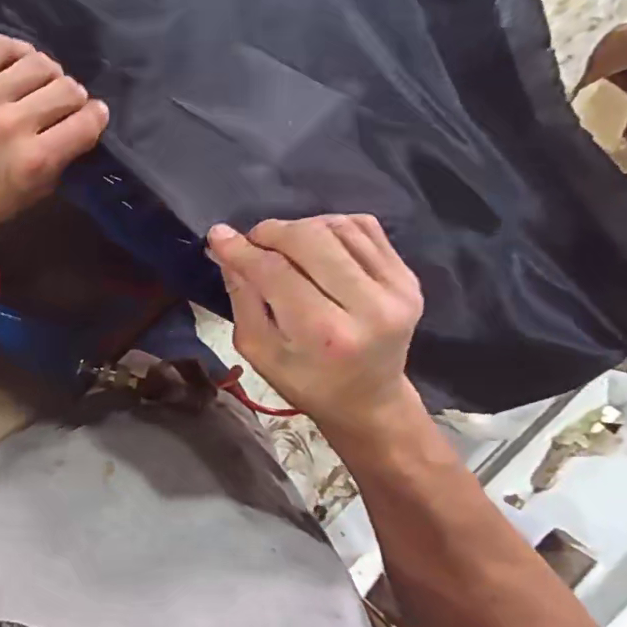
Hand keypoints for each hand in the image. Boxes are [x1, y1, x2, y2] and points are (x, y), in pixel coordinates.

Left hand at [0, 35, 108, 238]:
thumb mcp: (32, 194)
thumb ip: (61, 161)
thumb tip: (82, 126)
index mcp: (32, 161)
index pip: (86, 123)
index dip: (98, 116)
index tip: (94, 114)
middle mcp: (11, 125)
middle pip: (67, 89)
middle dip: (75, 97)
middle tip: (64, 104)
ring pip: (39, 63)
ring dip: (50, 74)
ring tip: (41, 84)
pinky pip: (3, 46)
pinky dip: (20, 53)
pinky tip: (19, 67)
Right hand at [206, 215, 424, 438]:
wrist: (370, 400)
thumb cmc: (306, 381)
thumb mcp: (259, 350)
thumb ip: (241, 296)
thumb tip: (224, 245)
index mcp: (326, 335)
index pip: (276, 272)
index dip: (242, 249)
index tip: (218, 236)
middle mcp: (368, 307)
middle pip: (309, 238)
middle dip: (271, 232)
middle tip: (254, 243)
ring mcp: (396, 288)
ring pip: (336, 226)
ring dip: (300, 228)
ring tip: (286, 247)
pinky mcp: (408, 277)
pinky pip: (363, 227)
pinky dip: (331, 226)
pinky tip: (318, 246)